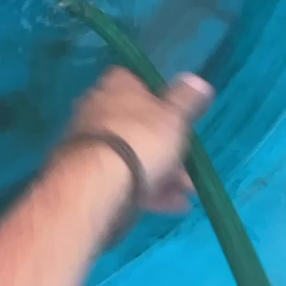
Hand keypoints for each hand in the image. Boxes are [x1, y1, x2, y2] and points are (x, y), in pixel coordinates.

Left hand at [63, 67, 213, 213]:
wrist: (98, 182)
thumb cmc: (141, 139)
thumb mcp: (173, 117)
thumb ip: (186, 99)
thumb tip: (197, 80)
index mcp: (117, 84)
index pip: (139, 82)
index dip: (162, 101)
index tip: (181, 120)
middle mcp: (98, 105)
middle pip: (139, 123)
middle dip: (168, 146)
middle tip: (190, 168)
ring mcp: (91, 138)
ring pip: (133, 151)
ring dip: (162, 171)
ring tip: (187, 192)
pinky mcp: (89, 168)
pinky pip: (122, 174)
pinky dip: (147, 187)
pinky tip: (172, 205)